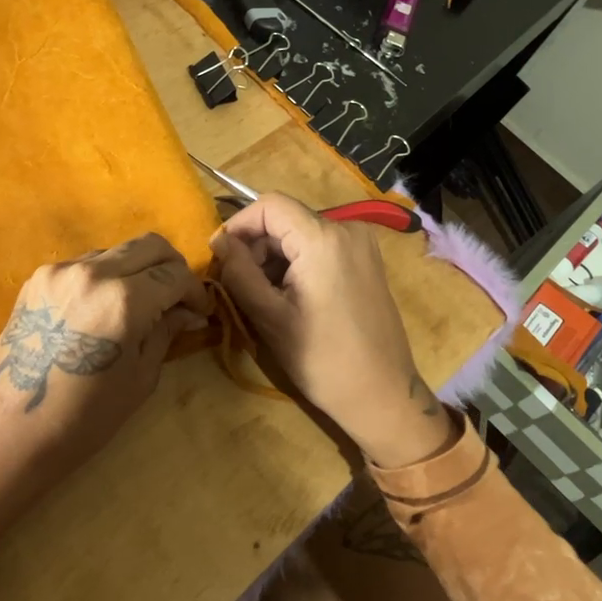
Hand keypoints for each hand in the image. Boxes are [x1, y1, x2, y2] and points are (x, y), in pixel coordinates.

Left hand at [0, 233, 211, 537]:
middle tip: (177, 299)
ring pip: (117, 251)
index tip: (199, 311)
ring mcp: (60, 270)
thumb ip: (167, 331)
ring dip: (137, 270)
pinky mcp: (38, 278)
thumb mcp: (141, 377)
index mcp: (124, 300)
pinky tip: (103, 310)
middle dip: (171, 267)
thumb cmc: (86, 417)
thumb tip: (189, 311)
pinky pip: (86, 264)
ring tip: (140, 305)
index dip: (195, 290)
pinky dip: (106, 277)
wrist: (12, 431)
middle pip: (149, 245)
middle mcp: (93, 272)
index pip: (175, 273)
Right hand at [211, 194, 450, 467]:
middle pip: (286, 219)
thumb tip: (218, 240)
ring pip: (301, 233)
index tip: (219, 256)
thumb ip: (239, 271)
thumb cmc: (322, 359)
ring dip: (274, 258)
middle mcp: (348, 229)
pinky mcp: (366, 261)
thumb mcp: (269, 316)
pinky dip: (297, 263)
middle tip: (237, 283)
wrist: (383, 395)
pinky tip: (288, 298)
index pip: (269, 205)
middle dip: (256, 246)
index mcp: (324, 238)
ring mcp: (362, 244)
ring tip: (262, 296)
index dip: (238, 225)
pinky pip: (320, 247)